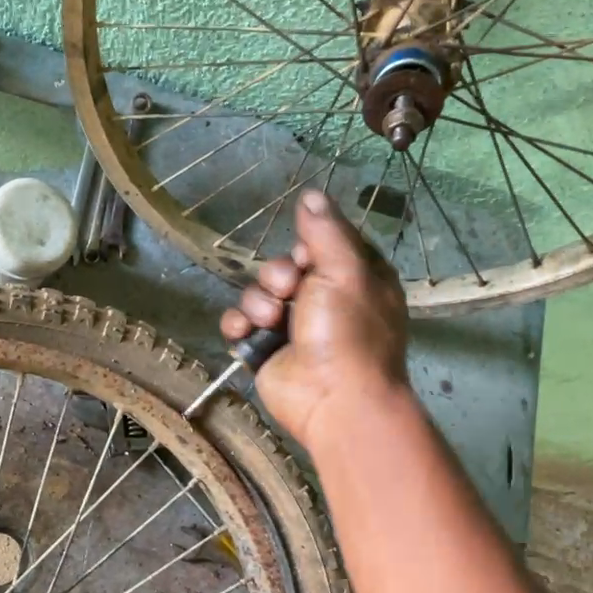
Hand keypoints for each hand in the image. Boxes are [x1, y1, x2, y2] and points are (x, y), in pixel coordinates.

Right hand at [220, 189, 409, 452]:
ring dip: (257, 302)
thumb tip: (311, 194)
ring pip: (257, 293)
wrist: (334, 399)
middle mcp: (323, 299)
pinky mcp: (265, 349)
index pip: (321, 245)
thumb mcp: (344, 271)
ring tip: (270, 321)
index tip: (308, 257)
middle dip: (277, 276)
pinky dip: (238, 324)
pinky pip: (240, 323)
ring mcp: (292, 326)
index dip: (307, 247)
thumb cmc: (348, 332)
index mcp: (353, 277)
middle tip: (288, 291)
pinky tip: (245, 331)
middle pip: (282, 267)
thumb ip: (325, 231)